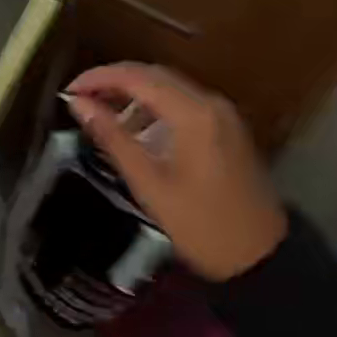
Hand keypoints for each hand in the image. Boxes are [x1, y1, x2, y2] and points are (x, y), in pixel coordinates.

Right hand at [65, 62, 287, 282]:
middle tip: (82, 98)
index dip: (99, 77)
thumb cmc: (202, 226)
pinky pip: (183, 100)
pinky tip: (137, 126)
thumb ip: (112, 137)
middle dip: (114, 81)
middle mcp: (210, 102)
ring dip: (133, 92)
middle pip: (152, 74)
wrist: (264, 262)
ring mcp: (222, 112)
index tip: (71, 90)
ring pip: (168, 85)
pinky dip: (155, 104)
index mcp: (192, 113)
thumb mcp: (150, 184)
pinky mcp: (227, 126)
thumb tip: (79, 104)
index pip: (136, 77)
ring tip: (103, 111)